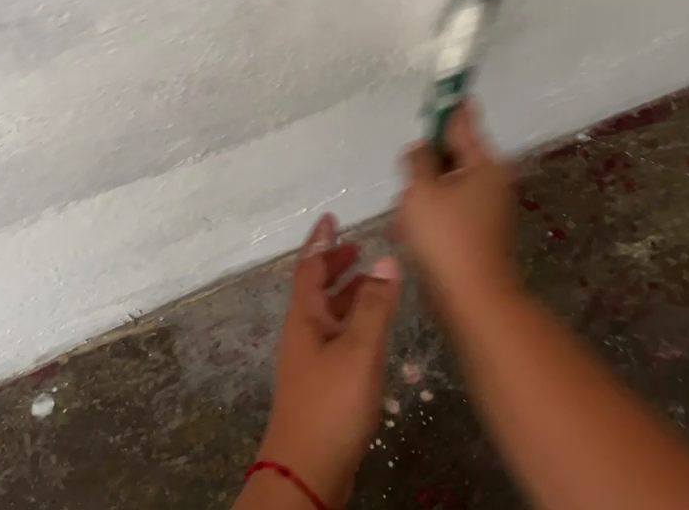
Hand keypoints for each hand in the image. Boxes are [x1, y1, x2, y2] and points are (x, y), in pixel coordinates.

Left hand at [252, 213, 400, 508]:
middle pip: (315, 288)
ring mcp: (309, 359)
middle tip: (358, 247)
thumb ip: (375, 306)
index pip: (309, 267)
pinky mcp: (320, 384)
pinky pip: (336, 337)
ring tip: (373, 281)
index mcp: (304, 317)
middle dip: (334, 265)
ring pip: (327, 314)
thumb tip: (386, 259)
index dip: (321, 241)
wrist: (307, 470)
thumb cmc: (331, 404)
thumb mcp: (359, 351)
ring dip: (347, 293)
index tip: (332, 218)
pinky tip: (372, 331)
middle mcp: (302, 332)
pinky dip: (353, 322)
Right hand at [398, 102, 518, 313]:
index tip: (436, 90)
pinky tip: (411, 235)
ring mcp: (486, 208)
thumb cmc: (445, 237)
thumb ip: (418, 159)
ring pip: (444, 186)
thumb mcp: (420, 189)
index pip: (463, 120)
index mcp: (484, 164)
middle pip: (451, 155)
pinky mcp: (476, 232)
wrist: (471, 299)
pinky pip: (446, 211)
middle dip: (424, 166)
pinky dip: (428, 218)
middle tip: (407, 182)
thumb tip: (423, 147)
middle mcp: (491, 181)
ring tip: (406, 218)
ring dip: (421, 196)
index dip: (446, 104)